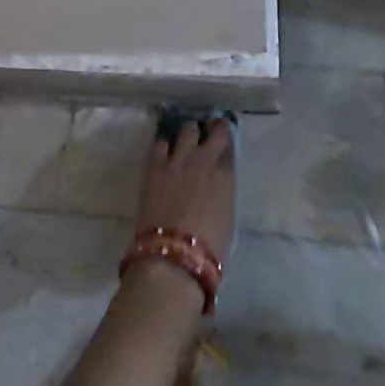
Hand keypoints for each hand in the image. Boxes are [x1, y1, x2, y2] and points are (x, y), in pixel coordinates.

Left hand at [135, 118, 235, 266]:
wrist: (172, 256)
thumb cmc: (209, 248)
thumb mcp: (228, 218)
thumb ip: (223, 192)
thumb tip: (217, 185)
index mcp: (225, 175)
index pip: (230, 145)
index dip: (227, 142)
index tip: (224, 143)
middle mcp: (204, 159)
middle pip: (213, 129)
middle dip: (212, 129)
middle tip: (209, 133)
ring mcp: (178, 160)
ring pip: (186, 129)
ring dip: (188, 134)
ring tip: (185, 141)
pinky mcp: (155, 166)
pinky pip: (160, 143)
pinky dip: (165, 146)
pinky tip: (165, 153)